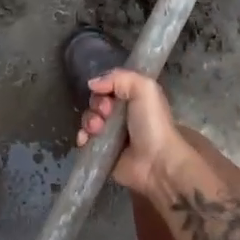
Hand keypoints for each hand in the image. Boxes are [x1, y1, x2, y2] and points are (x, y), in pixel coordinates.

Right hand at [75, 68, 197, 194]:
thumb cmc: (152, 123)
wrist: (156, 162)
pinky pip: (85, 140)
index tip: (108, 96)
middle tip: (106, 114)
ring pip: (89, 120)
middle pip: (96, 102)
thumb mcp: (144, 88)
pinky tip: (86, 139)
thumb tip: (92, 84)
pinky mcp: (102, 152)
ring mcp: (110, 134)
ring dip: (89, 121)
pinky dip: (83, 137)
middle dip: (96, 105)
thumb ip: (119, 77)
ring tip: (97, 129)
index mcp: (132, 98)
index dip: (104, 88)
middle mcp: (120, 115)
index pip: (108, 86)